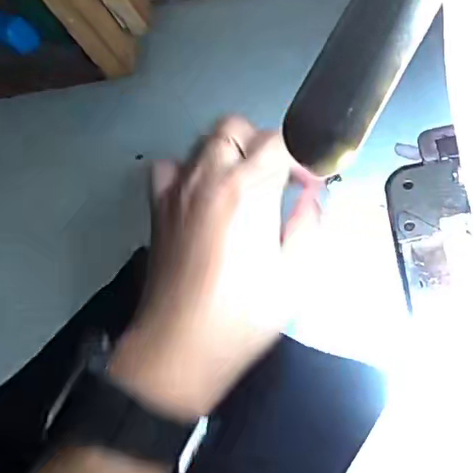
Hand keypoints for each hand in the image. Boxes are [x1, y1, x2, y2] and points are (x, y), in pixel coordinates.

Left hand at [110, 116, 323, 418]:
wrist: (183, 344)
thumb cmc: (246, 314)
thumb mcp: (297, 273)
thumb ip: (309, 223)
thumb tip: (311, 196)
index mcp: (247, 191)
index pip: (280, 141)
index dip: (304, 156)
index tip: (314, 183)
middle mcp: (207, 178)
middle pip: (236, 128)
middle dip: (266, 145)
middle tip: (284, 180)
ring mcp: (177, 190)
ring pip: (204, 142)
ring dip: (232, 154)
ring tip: (250, 188)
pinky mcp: (158, 207)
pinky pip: (171, 166)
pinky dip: (193, 170)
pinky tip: (208, 197)